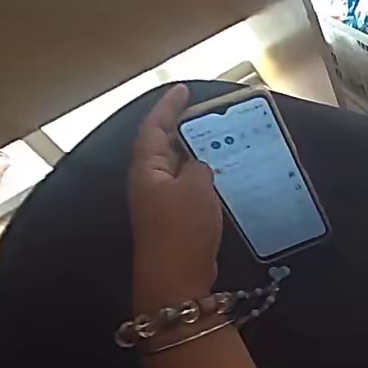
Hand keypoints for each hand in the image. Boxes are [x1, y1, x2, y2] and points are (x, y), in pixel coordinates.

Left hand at [129, 84, 222, 311]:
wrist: (176, 278)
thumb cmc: (182, 227)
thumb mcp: (196, 187)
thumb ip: (198, 166)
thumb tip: (199, 163)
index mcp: (147, 168)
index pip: (154, 128)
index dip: (168, 106)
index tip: (183, 89)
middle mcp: (149, 182)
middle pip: (162, 146)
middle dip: (181, 128)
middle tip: (205, 113)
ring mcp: (160, 203)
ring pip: (177, 167)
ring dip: (194, 153)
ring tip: (218, 139)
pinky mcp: (174, 220)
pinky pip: (187, 187)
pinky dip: (201, 176)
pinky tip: (220, 176)